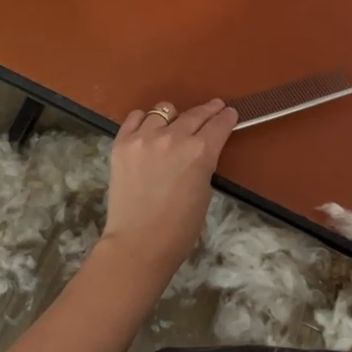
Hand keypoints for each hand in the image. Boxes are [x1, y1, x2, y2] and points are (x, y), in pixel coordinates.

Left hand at [101, 99, 236, 278]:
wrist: (138, 244)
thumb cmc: (179, 229)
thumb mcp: (204, 194)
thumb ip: (203, 164)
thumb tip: (199, 151)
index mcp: (199, 152)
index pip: (218, 125)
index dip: (226, 117)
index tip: (229, 112)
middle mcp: (173, 137)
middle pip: (195, 114)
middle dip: (208, 111)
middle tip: (214, 107)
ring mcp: (144, 138)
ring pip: (163, 111)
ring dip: (174, 117)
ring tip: (174, 124)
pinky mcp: (122, 142)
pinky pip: (135, 118)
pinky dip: (144, 121)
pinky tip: (148, 129)